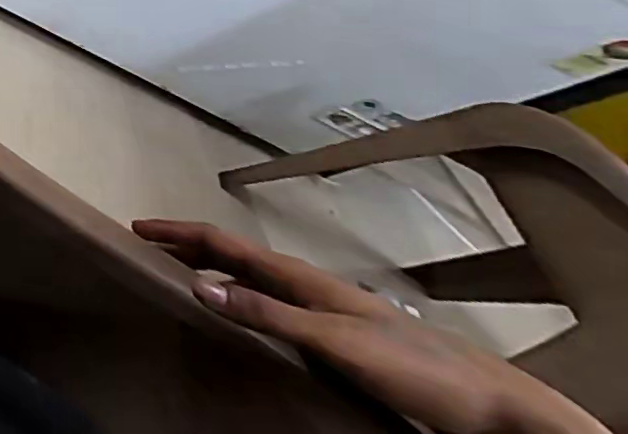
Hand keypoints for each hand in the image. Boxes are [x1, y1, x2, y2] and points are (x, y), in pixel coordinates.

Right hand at [132, 219, 604, 433]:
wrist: (497, 405)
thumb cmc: (411, 365)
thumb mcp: (334, 341)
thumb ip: (266, 312)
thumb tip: (196, 283)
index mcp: (295, 274)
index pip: (220, 240)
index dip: (176, 230)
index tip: (136, 227)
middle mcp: (301, 281)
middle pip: (229, 252)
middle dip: (184, 244)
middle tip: (147, 248)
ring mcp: (318, 304)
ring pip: (246, 274)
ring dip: (207, 266)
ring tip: (178, 273)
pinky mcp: (331, 329)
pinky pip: (264, 298)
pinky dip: (233, 292)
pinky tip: (234, 312)